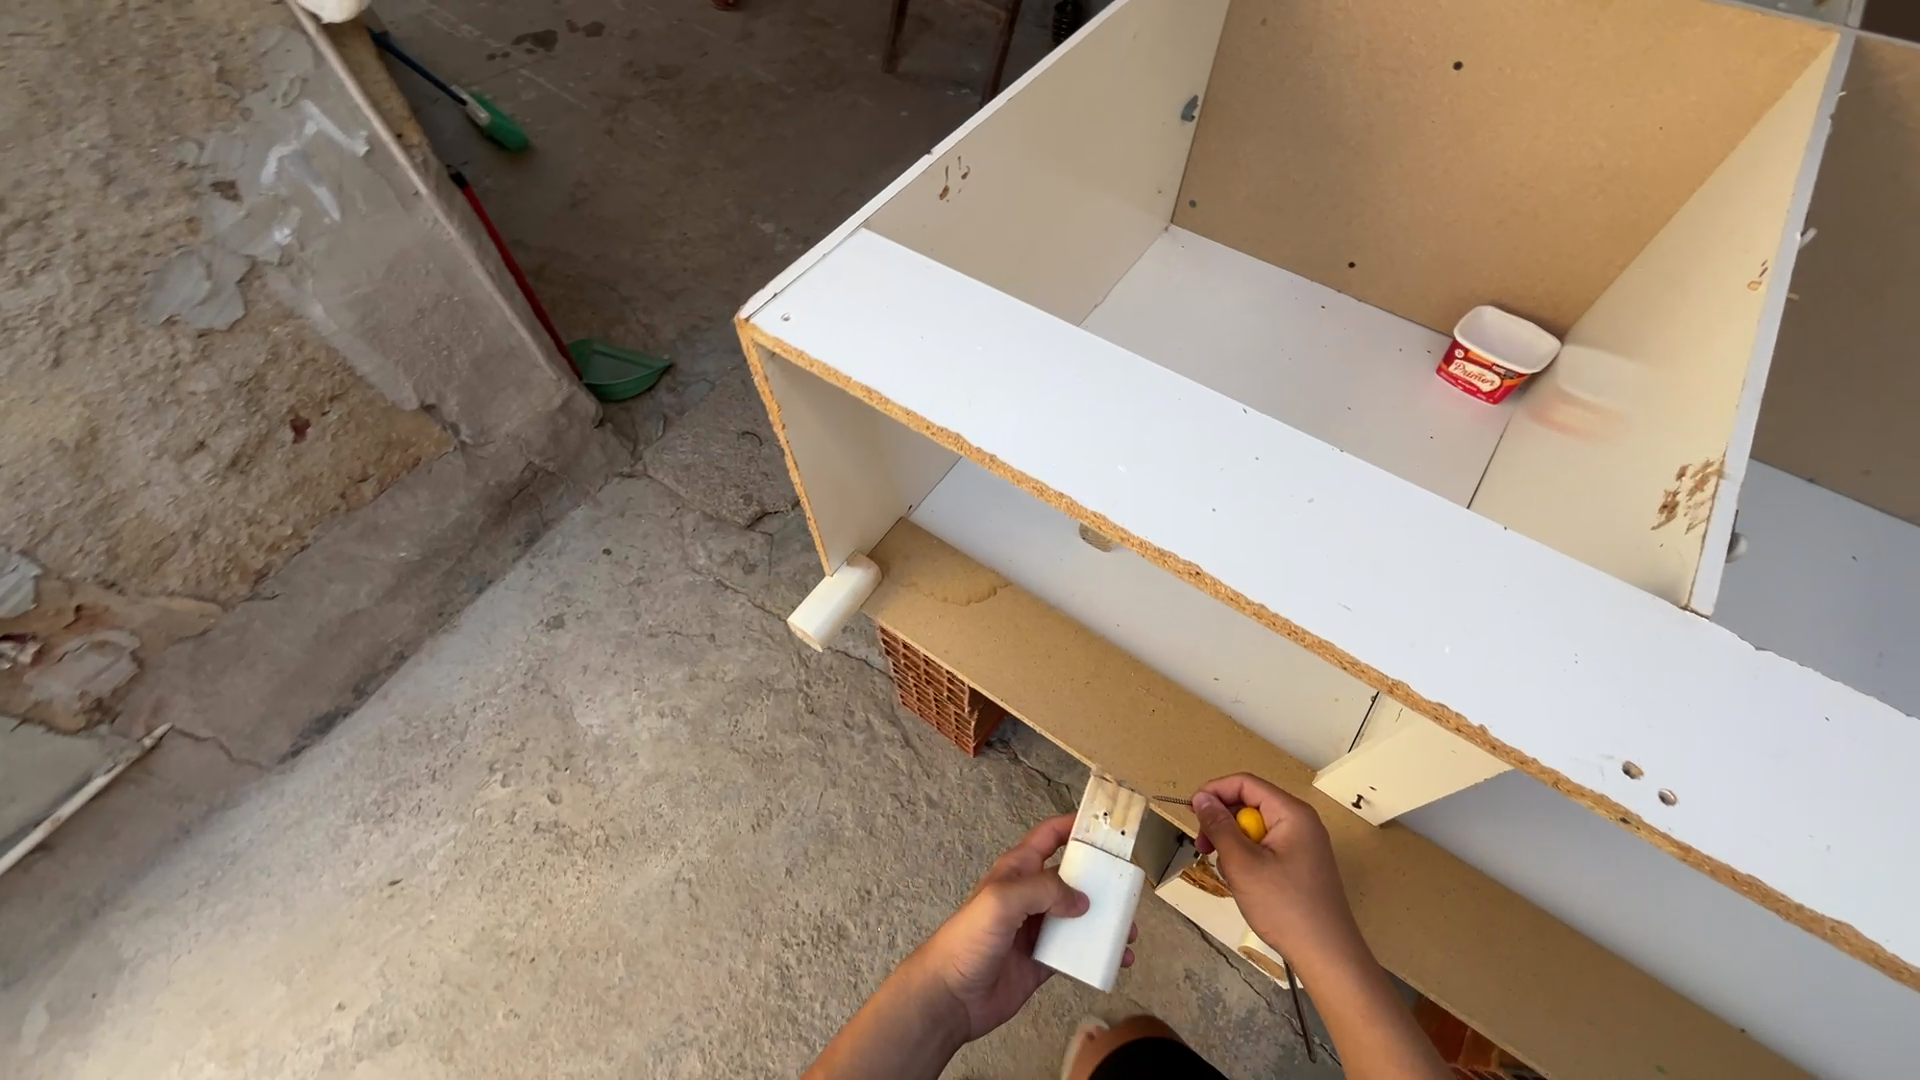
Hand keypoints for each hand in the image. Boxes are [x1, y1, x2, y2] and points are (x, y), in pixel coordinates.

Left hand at [904, 813, 1134, 1040]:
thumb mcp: (1002, 900)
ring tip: (1129, 932)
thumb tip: (1081, 899)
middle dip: (1100, 879)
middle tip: (1129, 887)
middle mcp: (1030, 894)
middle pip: (1072, 877)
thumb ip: (1043, 890)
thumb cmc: (967, 938)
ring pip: (1079, 916)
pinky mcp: (1042, 961)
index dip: (1073, 825)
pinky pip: (1077, 953)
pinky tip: (1116, 960)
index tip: (1104, 824)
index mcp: (1018, 870)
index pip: (1049, 836)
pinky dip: (1098, 955)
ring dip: (1104, 921)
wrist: (951, 995)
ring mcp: (1037, 928)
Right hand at [1192, 774, 1362, 965]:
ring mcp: (1302, 844)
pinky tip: (1244, 882)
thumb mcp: (1242, 863)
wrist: (1327, 957)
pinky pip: (1265, 847)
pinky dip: (1247, 859)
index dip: (1215, 791)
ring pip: (1254, 828)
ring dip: (1233, 844)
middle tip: (1203, 847)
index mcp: (1291, 813)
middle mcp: (1300, 822)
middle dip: (1222, 822)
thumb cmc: (1284, 907)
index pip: (1245, 783)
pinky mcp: (1300, 864)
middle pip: (1249, 804)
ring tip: (1227, 871)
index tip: (1192, 813)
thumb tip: (1202, 798)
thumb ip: (1219, 826)